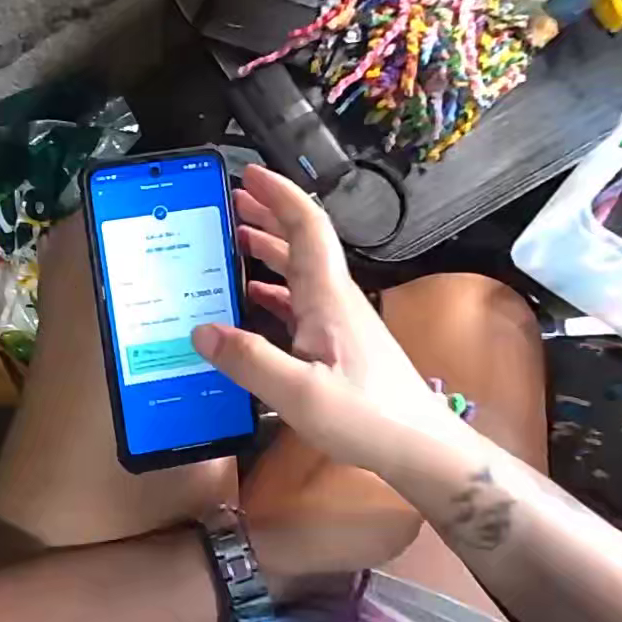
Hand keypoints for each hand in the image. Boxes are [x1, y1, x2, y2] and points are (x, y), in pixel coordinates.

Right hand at [191, 165, 460, 474]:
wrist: (420, 447)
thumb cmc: (367, 416)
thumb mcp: (299, 393)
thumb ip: (249, 360)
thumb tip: (200, 331)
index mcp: (327, 297)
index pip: (306, 227)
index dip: (278, 195)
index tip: (248, 174)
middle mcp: (334, 299)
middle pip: (302, 240)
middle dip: (269, 213)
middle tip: (233, 199)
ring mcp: (338, 319)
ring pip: (300, 269)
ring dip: (269, 248)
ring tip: (236, 238)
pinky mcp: (338, 340)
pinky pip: (300, 299)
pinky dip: (273, 288)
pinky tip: (253, 297)